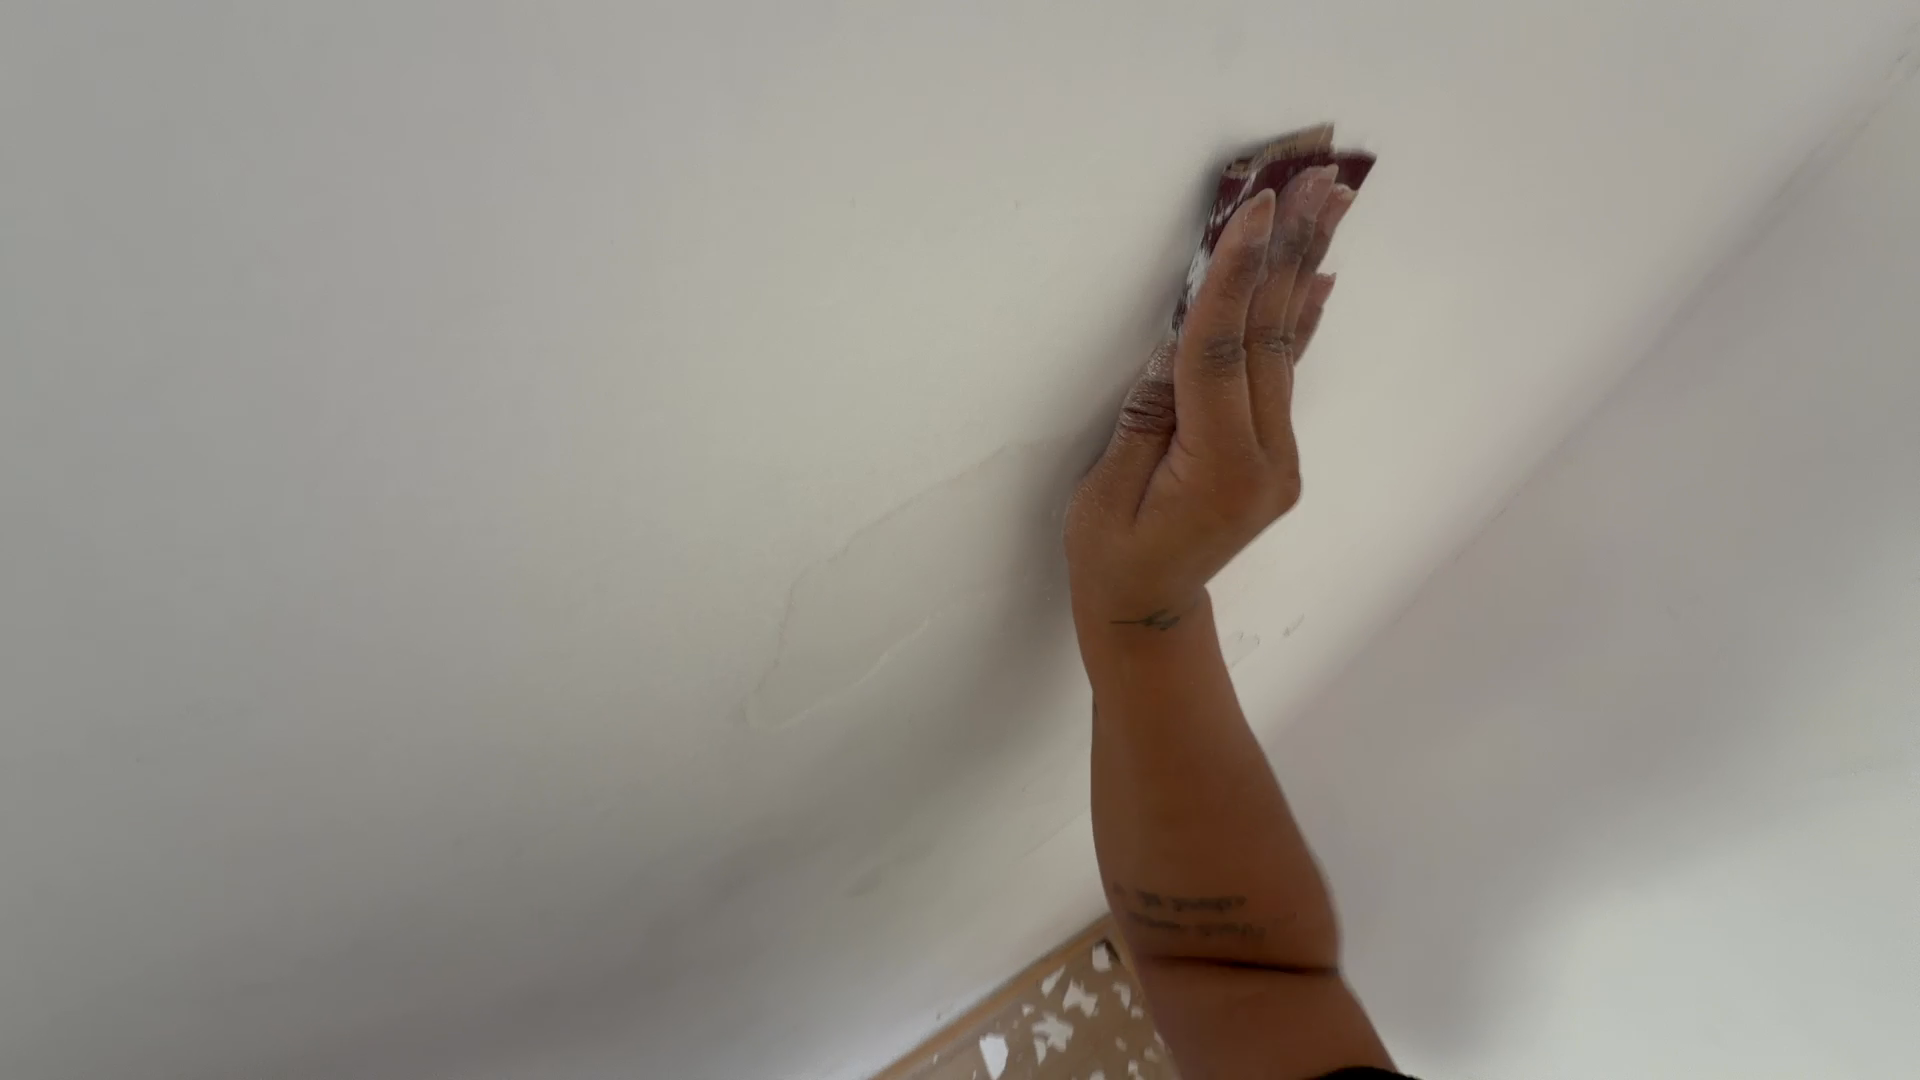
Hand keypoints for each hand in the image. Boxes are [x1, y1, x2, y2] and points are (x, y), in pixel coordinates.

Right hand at [1065, 166, 1352, 629]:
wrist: (1149, 609)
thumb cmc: (1111, 560)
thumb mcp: (1106, 493)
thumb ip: (1146, 417)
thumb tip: (1178, 344)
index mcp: (1218, 472)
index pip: (1222, 357)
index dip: (1234, 281)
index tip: (1256, 208)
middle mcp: (1265, 461)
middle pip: (1272, 340)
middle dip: (1290, 254)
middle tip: (1322, 177)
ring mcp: (1278, 459)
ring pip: (1285, 351)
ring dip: (1302, 273)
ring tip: (1333, 202)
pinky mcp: (1273, 457)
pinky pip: (1283, 378)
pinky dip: (1299, 325)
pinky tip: (1321, 282)